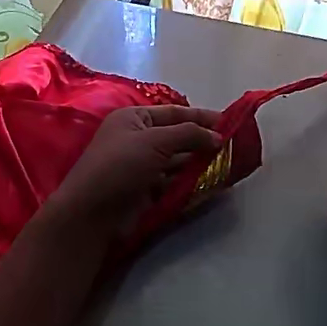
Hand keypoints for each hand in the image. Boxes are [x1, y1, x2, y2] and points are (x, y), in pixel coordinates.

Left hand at [44, 105, 222, 242]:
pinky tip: (211, 185)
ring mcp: (141, 167)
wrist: (91, 212)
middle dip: (204, 142)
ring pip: (178, 162)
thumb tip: (218, 136)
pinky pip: (174, 183)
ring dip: (200, 164)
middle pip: (178, 137)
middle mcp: (137, 139)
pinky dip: (191, 183)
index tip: (230, 123)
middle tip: (234, 148)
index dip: (202, 117)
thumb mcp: (155, 141)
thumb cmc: (120, 166)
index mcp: (134, 118)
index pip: (175, 112)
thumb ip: (189, 135)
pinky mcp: (145, 191)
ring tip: (229, 167)